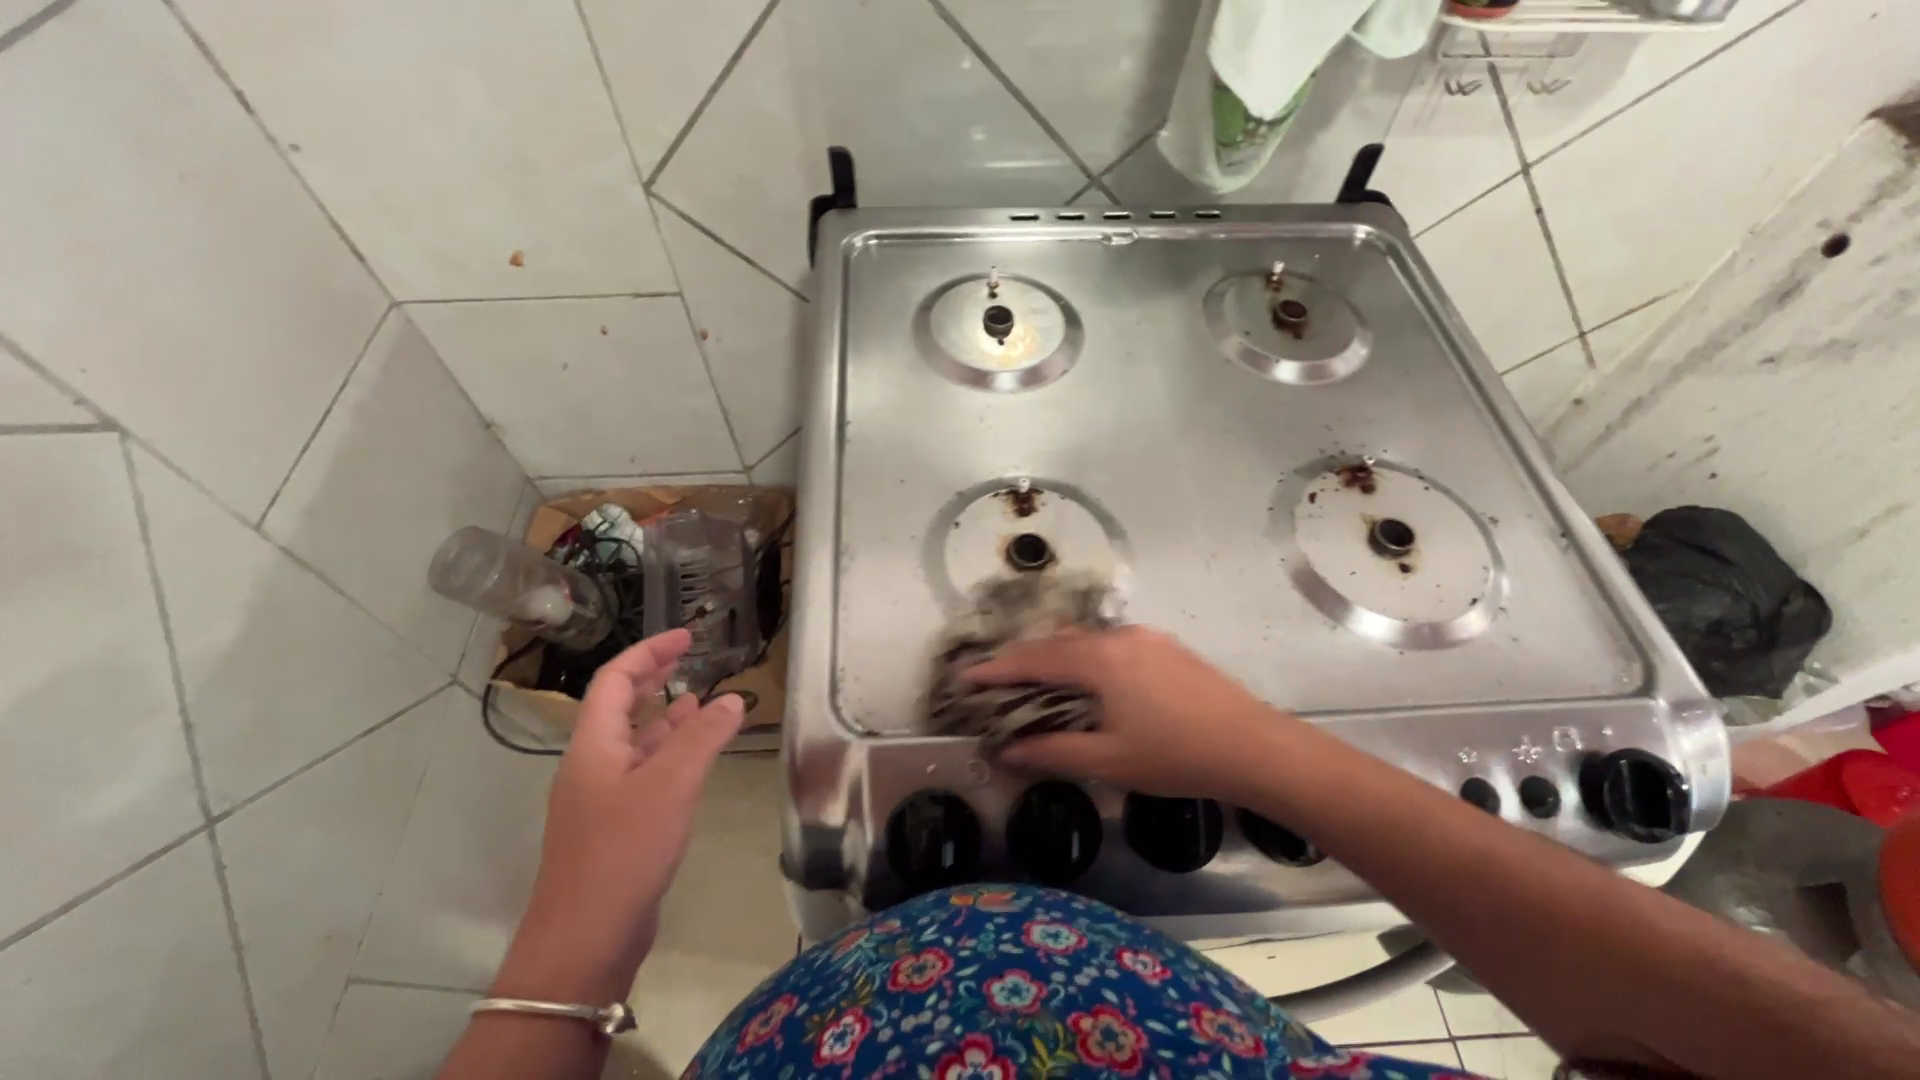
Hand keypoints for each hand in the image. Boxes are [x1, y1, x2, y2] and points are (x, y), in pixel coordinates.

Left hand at [492, 629, 743, 1001]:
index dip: (649, 652)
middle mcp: (592, 764)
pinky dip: (670, 756)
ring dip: (666, 718)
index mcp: (592, 745)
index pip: (615, 680)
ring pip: (634, 742)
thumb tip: (733, 699)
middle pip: (619, 706)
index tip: (686, 636)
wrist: (586, 937)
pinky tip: (695, 760)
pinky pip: (645, 774)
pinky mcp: (617, 828)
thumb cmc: (623, 850)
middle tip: (690, 659)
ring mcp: (602, 798)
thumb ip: (703, 737)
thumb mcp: (670, 784)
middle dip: (653, 678)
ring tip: (702, 702)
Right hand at [965, 626, 1287, 799]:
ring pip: (1085, 640)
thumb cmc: (1176, 756)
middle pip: (1056, 641)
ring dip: (1054, 655)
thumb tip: (1006, 750)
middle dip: (1021, 658)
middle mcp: (1118, 638)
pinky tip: (1086, 678)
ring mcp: (1146, 639)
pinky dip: (1084, 657)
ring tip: (1032, 677)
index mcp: (1098, 660)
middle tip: (993, 678)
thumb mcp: (1108, 760)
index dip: (996, 669)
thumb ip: (1052, 751)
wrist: (1255, 746)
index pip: (1033, 659)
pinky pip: (1110, 644)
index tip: (965, 677)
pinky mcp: (1167, 648)